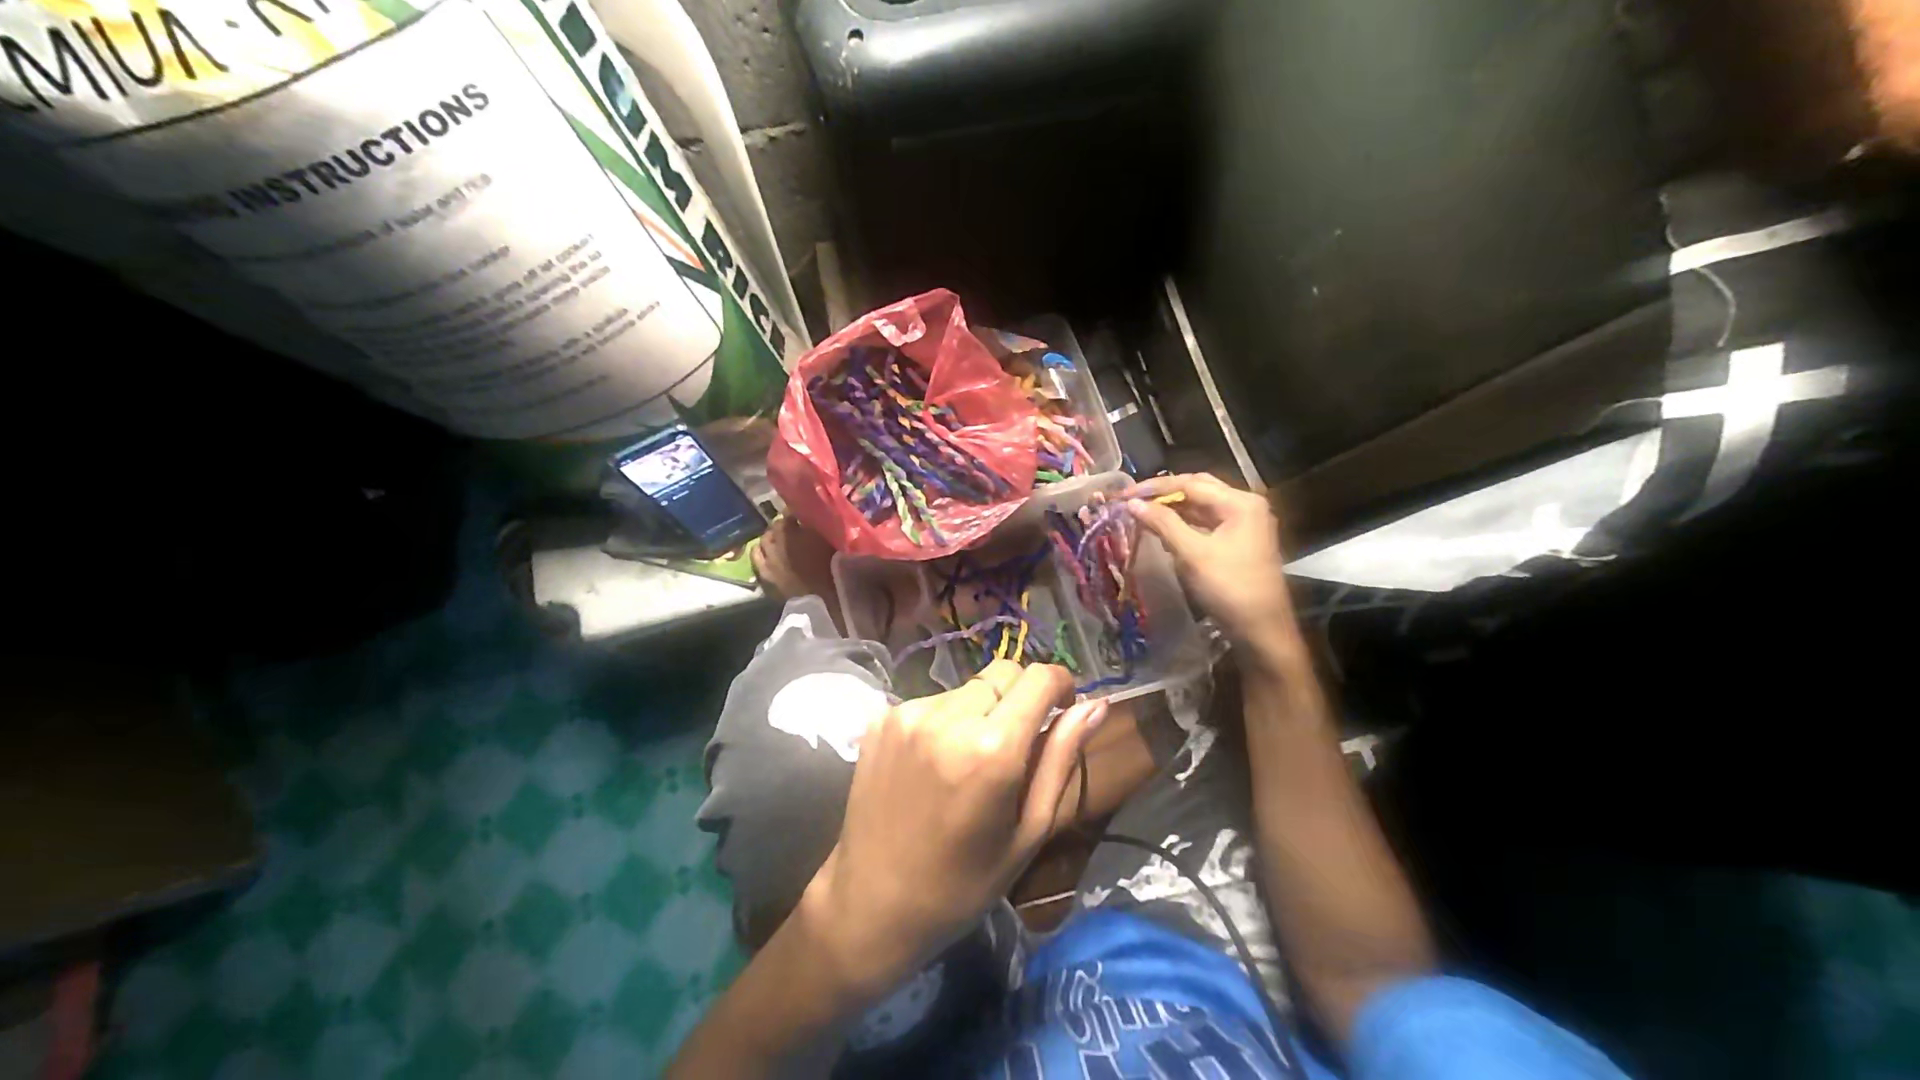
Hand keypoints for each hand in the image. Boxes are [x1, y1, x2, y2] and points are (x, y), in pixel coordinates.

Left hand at [800, 661, 1105, 1001]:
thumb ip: (1061, 759)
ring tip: (970, 760)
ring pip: (967, 686)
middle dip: (1020, 698)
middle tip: (1015, 746)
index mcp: (992, 748)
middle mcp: (948, 717)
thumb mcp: (1028, 830)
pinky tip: (936, 763)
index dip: (1059, 687)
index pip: (1038, 677)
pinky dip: (946, 720)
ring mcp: (908, 714)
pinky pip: (932, 701)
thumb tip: (1094, 706)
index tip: (1060, 711)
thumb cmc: (964, 882)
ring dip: (981, 709)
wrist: (872, 901)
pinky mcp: (881, 719)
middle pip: (1002, 673)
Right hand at [1127, 474, 1302, 665]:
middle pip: (1198, 489)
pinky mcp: (1240, 541)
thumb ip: (1163, 523)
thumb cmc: (1229, 588)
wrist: (1262, 630)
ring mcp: (1245, 524)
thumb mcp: (1192, 554)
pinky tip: (1164, 530)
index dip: (1155, 488)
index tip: (1125, 495)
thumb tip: (1133, 504)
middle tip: (1134, 500)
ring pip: (1202, 506)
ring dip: (1173, 508)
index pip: (1191, 484)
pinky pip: (1207, 523)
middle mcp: (1246, 506)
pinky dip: (1185, 523)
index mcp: (1240, 503)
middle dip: (1165, 493)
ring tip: (1143, 513)